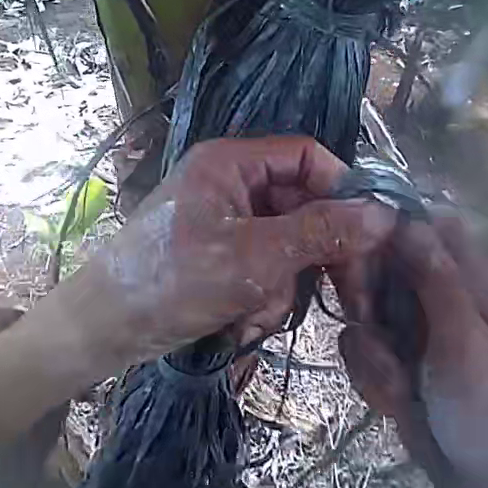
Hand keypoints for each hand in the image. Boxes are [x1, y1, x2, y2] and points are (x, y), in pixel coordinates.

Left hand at [0, 137, 395, 435]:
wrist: (103, 331)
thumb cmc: (172, 281)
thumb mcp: (254, 258)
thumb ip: (321, 233)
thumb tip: (385, 215)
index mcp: (233, 162)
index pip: (307, 156)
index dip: (342, 188)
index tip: (369, 232)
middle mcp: (233, 183)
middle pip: (303, 204)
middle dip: (314, 254)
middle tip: (347, 295)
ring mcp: (227, 221)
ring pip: (289, 244)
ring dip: (283, 285)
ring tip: (255, 314)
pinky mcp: (223, 255)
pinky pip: (266, 267)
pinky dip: (263, 297)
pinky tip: (241, 323)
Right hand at [336, 211, 487, 487]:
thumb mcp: (465, 344)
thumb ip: (438, 279)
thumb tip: (408, 217)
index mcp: (477, 280)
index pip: (429, 222)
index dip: (393, 228)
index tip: (364, 251)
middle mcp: (446, 294)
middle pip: (388, 263)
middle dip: (371, 299)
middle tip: (377, 335)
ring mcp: (420, 327)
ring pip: (369, 308)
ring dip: (373, 349)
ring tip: (398, 386)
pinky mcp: (401, 357)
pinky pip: (366, 347)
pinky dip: (374, 374)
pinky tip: (396, 401)